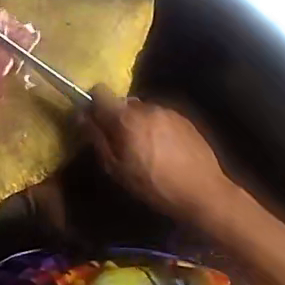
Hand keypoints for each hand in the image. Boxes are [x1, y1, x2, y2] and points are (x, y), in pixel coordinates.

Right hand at [83, 85, 240, 228]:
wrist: (204, 192)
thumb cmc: (154, 185)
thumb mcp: (116, 168)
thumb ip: (96, 138)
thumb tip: (81, 116)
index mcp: (126, 117)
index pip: (100, 92)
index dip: (93, 103)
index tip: (93, 120)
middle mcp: (146, 107)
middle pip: (122, 102)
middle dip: (117, 117)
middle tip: (119, 142)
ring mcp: (168, 111)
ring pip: (142, 110)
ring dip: (137, 122)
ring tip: (144, 147)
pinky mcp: (184, 119)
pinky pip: (160, 117)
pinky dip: (155, 127)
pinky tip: (164, 149)